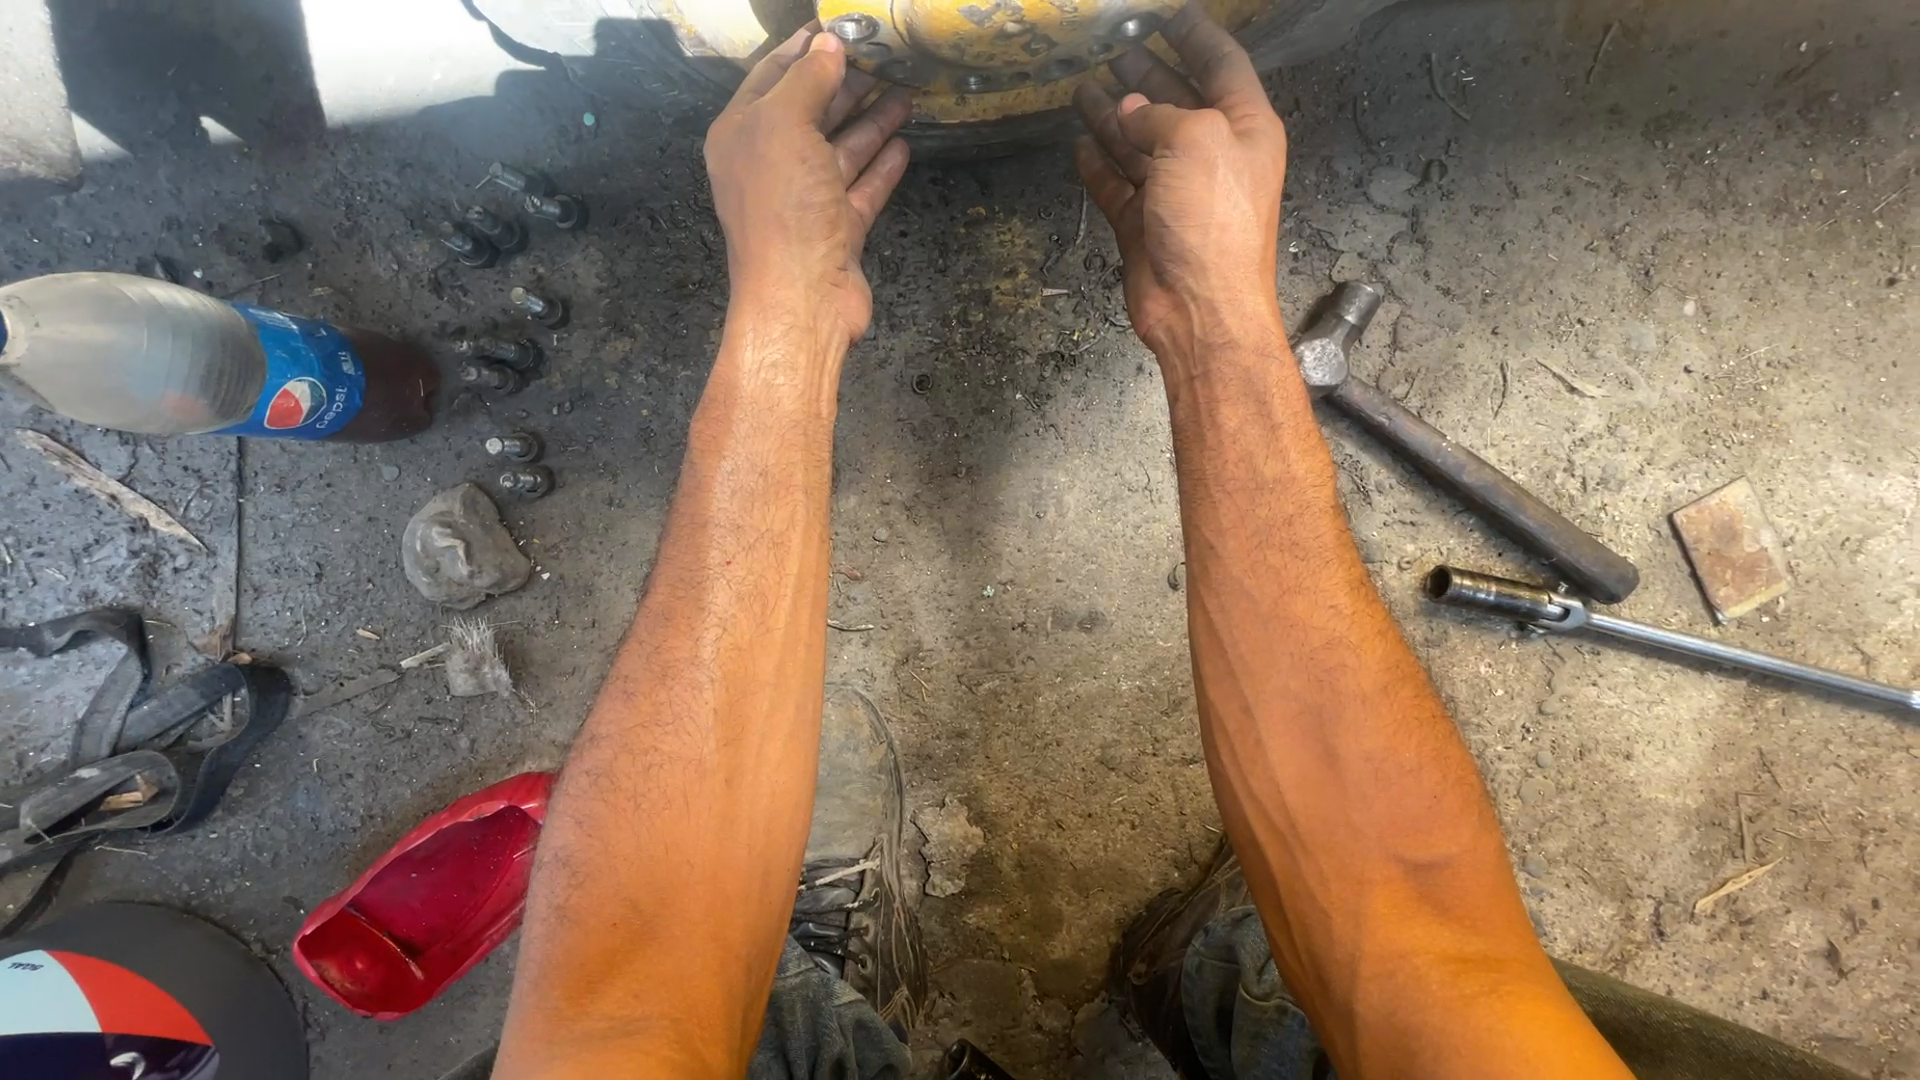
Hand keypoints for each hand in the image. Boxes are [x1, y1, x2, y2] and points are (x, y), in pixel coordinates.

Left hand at [705, 29, 913, 347]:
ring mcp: (807, 202)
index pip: (772, 77)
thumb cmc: (783, 206)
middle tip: (884, 57)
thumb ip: (807, 80)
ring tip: (906, 92)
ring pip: (842, 151)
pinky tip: (903, 144)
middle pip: (812, 113)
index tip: (838, 27)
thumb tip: (829, 46)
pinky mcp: (839, 232)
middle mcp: (772, 166)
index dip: (803, 49)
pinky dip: (882, 167)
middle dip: (846, 84)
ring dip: (872, 121)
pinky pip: (862, 190)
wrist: (802, 297)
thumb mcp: (784, 125)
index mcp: (742, 135)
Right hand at [1072, 6, 1287, 368]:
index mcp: (1243, 127)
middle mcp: (1209, 156)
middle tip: (1113, 51)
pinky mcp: (1142, 226)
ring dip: (1112, 118)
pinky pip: (1117, 187)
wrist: (1200, 306)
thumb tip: (1127, 112)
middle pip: (1175, 103)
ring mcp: (1173, 193)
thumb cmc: (1212, 217)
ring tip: (1083, 88)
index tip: (1168, 12)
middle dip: (1145, 76)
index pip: (1221, 65)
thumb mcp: (1195, 141)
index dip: (1194, 35)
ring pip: (1138, 145)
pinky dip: (1098, 167)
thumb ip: (1160, 115)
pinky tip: (1080, 144)